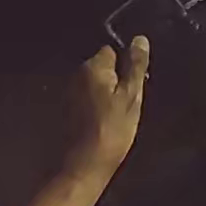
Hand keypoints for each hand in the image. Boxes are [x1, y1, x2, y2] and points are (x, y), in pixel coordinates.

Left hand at [67, 36, 148, 178]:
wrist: (84, 167)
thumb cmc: (112, 129)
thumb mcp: (132, 96)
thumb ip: (135, 65)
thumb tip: (139, 38)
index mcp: (93, 67)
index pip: (113, 50)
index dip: (125, 66)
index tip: (131, 86)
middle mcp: (77, 74)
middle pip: (102, 66)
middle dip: (114, 79)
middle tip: (126, 102)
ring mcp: (68, 93)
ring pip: (94, 83)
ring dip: (103, 93)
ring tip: (114, 115)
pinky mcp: (65, 110)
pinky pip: (85, 98)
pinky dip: (93, 105)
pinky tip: (101, 122)